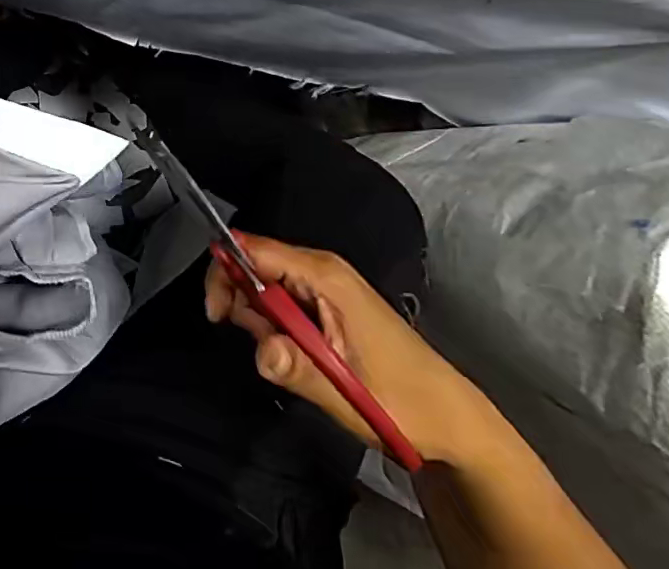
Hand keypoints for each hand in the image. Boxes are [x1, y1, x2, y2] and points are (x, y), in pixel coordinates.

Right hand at [205, 232, 491, 462]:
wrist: (451, 420)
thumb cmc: (405, 402)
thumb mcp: (345, 393)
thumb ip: (296, 368)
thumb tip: (260, 350)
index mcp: (324, 276)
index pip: (251, 248)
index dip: (224, 273)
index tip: (217, 314)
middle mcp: (321, 269)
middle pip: (251, 263)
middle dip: (241, 302)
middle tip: (263, 345)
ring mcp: (324, 284)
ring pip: (262, 283)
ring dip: (258, 319)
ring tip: (289, 356)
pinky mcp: (324, 301)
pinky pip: (279, 298)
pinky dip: (273, 324)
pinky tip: (295, 352)